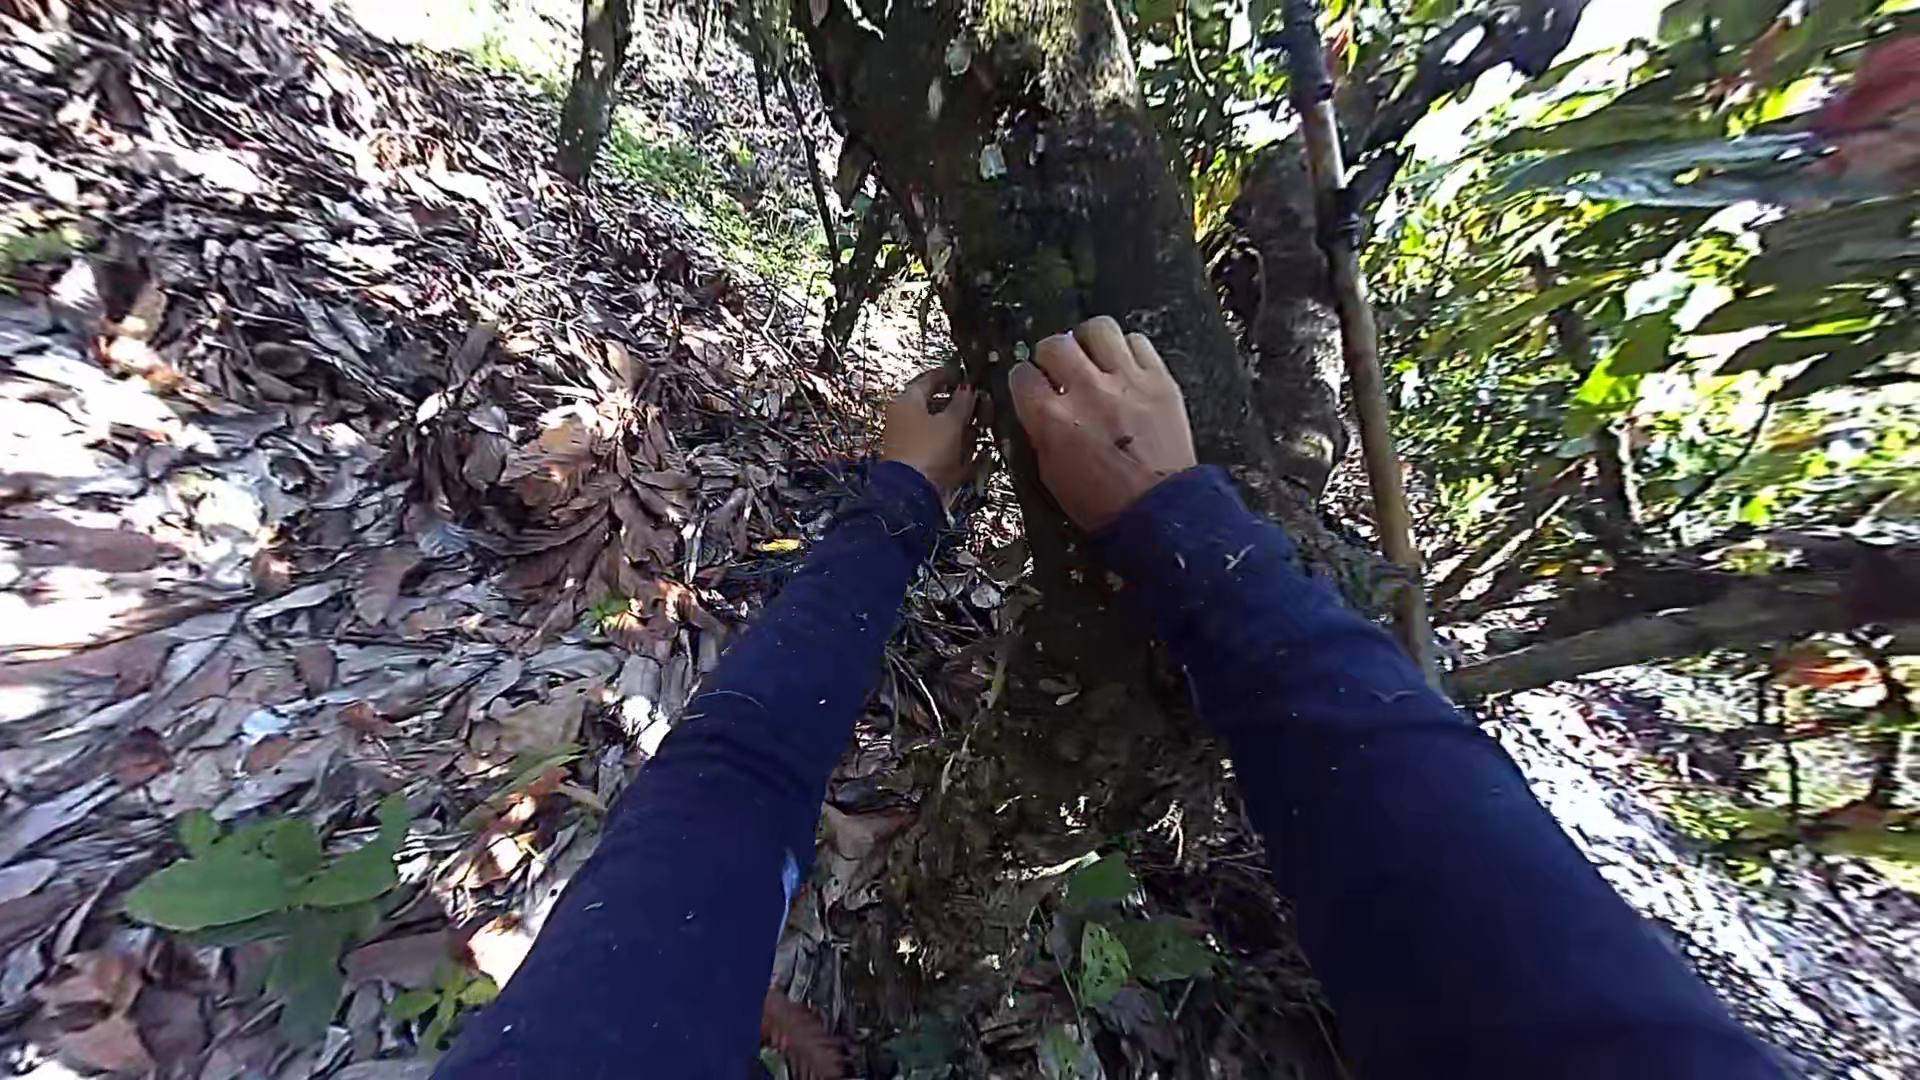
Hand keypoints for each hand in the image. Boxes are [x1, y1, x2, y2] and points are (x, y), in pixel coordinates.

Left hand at [882, 367, 979, 501]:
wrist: (913, 495)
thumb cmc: (928, 450)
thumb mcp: (950, 422)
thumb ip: (963, 402)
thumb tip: (968, 388)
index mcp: (906, 402)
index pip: (928, 380)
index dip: (950, 375)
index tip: (968, 375)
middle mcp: (906, 421)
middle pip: (936, 407)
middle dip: (961, 405)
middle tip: (982, 403)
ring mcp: (913, 444)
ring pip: (942, 430)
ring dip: (964, 428)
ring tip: (985, 426)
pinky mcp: (921, 465)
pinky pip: (943, 451)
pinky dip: (959, 450)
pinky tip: (979, 452)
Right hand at [1011, 317, 1196, 530]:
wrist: (1158, 511)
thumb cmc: (1101, 502)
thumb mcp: (1050, 473)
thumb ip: (1040, 433)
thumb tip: (1039, 410)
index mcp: (1051, 419)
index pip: (1022, 376)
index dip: (1024, 380)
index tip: (1030, 385)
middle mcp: (1085, 391)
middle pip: (1055, 345)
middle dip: (1051, 356)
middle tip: (1059, 370)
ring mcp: (1124, 381)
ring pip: (1097, 329)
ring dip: (1088, 341)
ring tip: (1092, 357)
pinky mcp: (1158, 380)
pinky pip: (1137, 341)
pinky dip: (1126, 350)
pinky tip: (1123, 367)